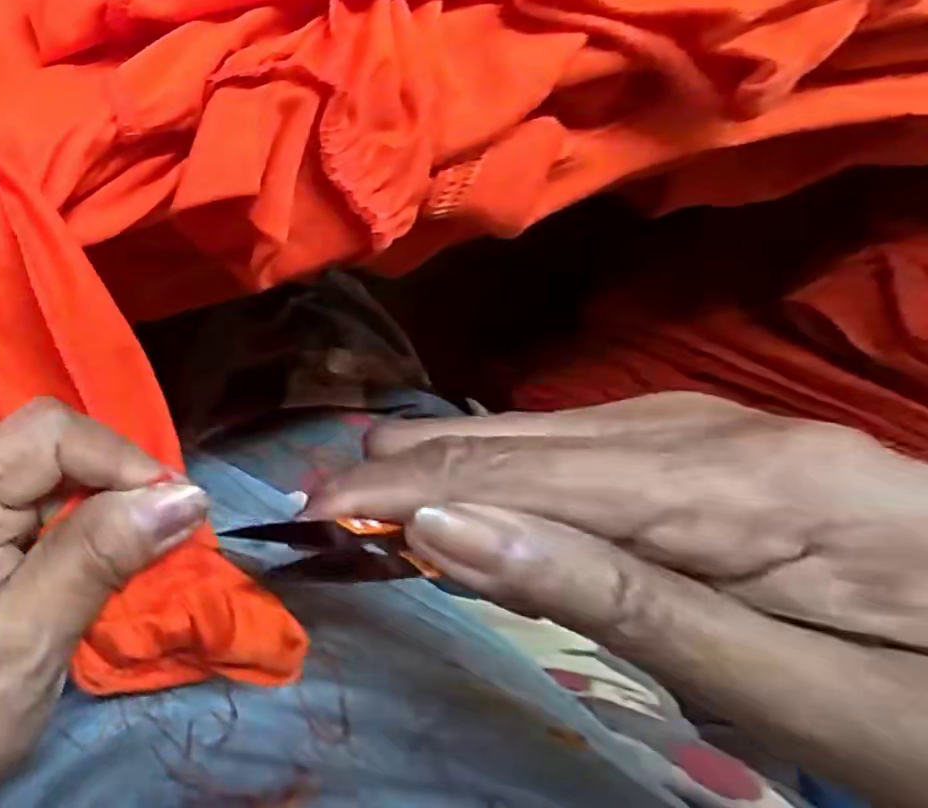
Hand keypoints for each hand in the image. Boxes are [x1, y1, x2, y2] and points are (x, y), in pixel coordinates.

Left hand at [0, 398, 208, 806]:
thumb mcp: (31, 637)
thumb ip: (99, 556)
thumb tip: (183, 495)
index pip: (46, 435)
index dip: (117, 458)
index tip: (179, 507)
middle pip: (50, 439)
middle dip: (117, 473)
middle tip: (173, 524)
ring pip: (55, 461)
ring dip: (110, 492)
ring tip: (154, 536)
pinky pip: (48, 491)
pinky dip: (91, 511)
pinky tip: (116, 541)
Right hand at [308, 392, 927, 807]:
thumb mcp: (822, 702)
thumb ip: (612, 601)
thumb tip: (437, 531)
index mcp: (733, 482)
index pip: (503, 474)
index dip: (389, 492)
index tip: (303, 516)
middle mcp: (685, 423)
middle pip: (483, 436)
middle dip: (389, 479)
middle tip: (323, 526)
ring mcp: (677, 421)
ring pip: (496, 431)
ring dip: (423, 476)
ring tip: (369, 517)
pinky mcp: (672, 438)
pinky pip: (533, 445)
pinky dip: (473, 477)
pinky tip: (458, 507)